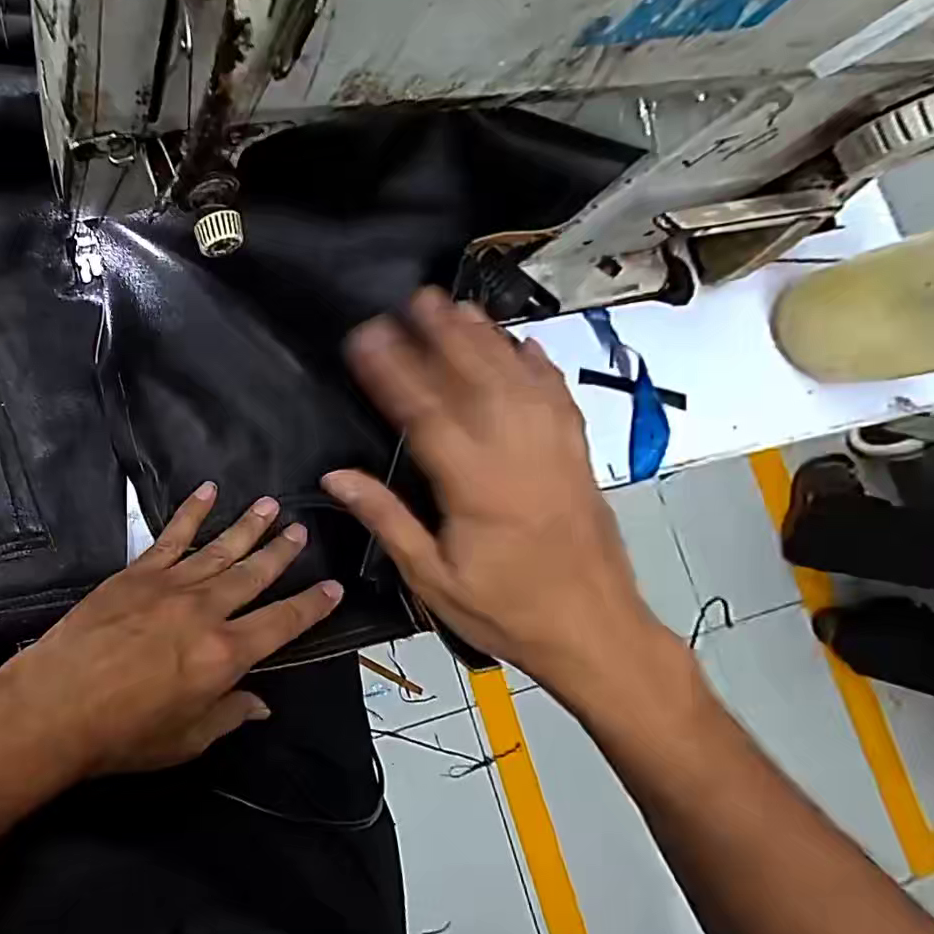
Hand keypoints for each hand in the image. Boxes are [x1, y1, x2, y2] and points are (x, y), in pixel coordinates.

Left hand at [0, 482, 342, 778]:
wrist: (56, 703)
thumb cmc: (123, 733)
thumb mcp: (187, 739)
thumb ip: (229, 714)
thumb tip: (261, 703)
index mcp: (226, 655)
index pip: (283, 623)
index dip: (312, 605)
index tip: (333, 587)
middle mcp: (206, 611)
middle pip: (254, 574)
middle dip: (281, 552)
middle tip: (301, 531)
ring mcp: (171, 585)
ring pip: (220, 548)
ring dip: (248, 526)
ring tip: (270, 506)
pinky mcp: (138, 572)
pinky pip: (172, 535)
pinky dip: (191, 511)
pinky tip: (208, 491)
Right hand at [322, 287, 670, 692]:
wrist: (597, 634)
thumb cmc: (506, 611)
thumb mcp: (432, 577)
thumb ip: (386, 519)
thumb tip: (336, 476)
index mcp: (476, 487)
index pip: (426, 414)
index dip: (393, 371)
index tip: (367, 337)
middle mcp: (518, 457)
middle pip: (478, 382)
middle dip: (443, 336)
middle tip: (417, 299)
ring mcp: (555, 453)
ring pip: (519, 381)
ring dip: (487, 339)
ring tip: (459, 307)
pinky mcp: (578, 458)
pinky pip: (559, 400)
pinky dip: (541, 366)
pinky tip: (524, 343)